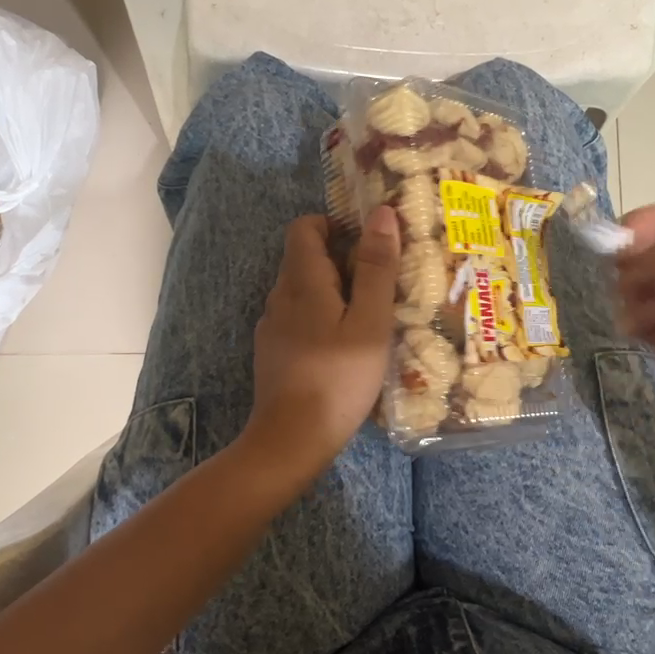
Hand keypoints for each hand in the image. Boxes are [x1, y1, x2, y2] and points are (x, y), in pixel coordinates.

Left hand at [240, 208, 399, 473]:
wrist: (292, 439)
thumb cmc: (339, 377)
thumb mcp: (369, 321)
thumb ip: (376, 268)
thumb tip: (382, 214)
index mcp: (300, 281)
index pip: (305, 227)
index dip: (336, 225)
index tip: (369, 245)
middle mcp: (278, 297)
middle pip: (305, 259)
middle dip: (342, 262)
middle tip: (382, 286)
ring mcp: (272, 328)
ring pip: (303, 293)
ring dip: (335, 294)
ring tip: (370, 319)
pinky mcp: (274, 354)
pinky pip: (299, 321)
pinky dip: (322, 321)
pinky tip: (346, 349)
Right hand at [616, 204, 654, 472]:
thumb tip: (632, 241)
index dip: (641, 228)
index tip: (610, 251)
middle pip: (654, 252)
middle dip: (631, 267)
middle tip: (621, 294)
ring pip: (644, 286)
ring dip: (629, 297)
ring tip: (631, 322)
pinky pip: (645, 319)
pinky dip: (632, 322)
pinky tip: (631, 336)